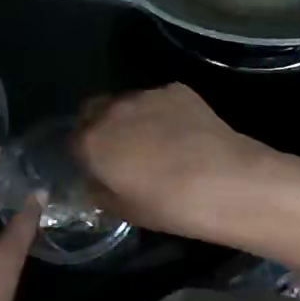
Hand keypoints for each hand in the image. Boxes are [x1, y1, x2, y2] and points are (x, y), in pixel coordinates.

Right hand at [73, 84, 275, 235]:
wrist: (225, 181)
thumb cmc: (169, 205)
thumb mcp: (123, 210)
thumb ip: (100, 190)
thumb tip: (98, 180)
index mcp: (92, 141)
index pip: (73, 140)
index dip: (85, 154)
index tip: (99, 168)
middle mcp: (113, 110)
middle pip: (94, 111)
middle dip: (101, 127)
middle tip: (123, 152)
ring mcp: (146, 95)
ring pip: (128, 103)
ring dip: (132, 118)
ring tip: (158, 142)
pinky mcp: (177, 89)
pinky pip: (159, 99)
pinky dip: (163, 113)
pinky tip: (183, 134)